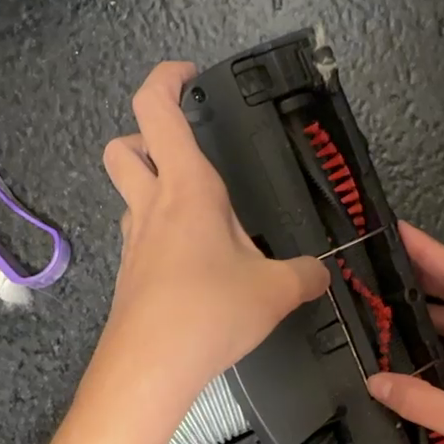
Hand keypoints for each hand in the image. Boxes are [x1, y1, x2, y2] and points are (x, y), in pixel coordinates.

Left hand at [99, 61, 328, 391]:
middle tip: (184, 154)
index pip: (157, 108)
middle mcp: (152, 206)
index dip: (167, 79)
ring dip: (155, 191)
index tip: (189, 76)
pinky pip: (142, 240)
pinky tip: (196, 269)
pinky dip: (163, 238)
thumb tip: (321, 274)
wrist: (151, 367)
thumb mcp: (275, 292)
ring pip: (130, 196)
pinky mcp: (132, 277)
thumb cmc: (210, 313)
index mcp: (187, 189)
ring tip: (202, 220)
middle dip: (146, 137)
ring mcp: (135, 243)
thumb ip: (305, 275)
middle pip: (123, 146)